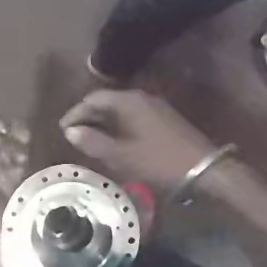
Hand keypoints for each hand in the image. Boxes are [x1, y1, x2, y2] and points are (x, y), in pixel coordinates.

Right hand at [59, 90, 218, 191]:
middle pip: (107, 102)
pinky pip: (133, 117)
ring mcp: (155, 108)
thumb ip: (94, 142)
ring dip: (103, 123)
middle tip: (74, 136)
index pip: (94, 98)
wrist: (204, 168)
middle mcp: (141, 98)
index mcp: (129, 101)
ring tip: (90, 141)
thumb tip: (71, 131)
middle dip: (88, 117)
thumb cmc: (159, 161)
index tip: (63, 129)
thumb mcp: (122, 155)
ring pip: (121, 110)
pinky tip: (115, 143)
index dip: (76, 112)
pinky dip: (118, 127)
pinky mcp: (164, 120)